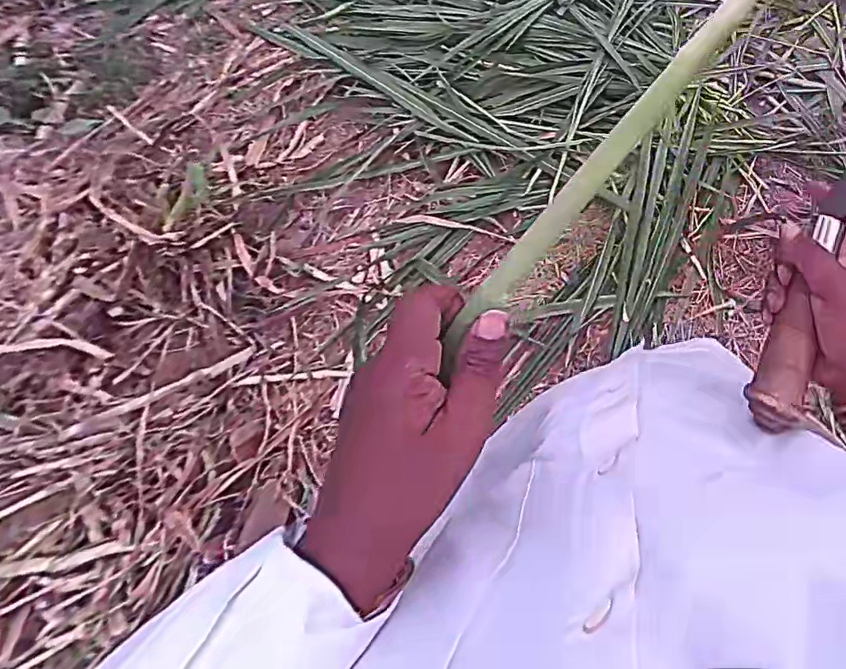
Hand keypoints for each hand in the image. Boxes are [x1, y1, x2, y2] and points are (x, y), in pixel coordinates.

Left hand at [299, 286, 511, 614]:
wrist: (351, 546)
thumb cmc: (412, 489)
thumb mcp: (464, 428)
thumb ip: (480, 367)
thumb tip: (495, 317)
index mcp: (399, 364)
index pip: (423, 299)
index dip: (457, 303)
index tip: (482, 336)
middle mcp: (375, 365)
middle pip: (419, 321)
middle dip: (456, 337)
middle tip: (475, 381)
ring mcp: (365, 385)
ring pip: (412, 347)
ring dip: (443, 362)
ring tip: (456, 409)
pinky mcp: (363, 404)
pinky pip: (401, 372)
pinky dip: (426, 381)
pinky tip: (434, 424)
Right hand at [764, 218, 845, 397]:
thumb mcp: (832, 285)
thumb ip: (809, 254)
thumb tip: (787, 229)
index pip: (841, 214)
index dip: (826, 200)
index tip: (805, 190)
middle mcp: (831, 264)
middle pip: (800, 240)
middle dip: (785, 256)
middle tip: (787, 274)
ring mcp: (814, 284)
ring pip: (784, 267)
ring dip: (776, 284)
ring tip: (781, 304)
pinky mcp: (799, 304)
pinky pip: (777, 291)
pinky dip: (772, 301)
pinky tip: (775, 314)